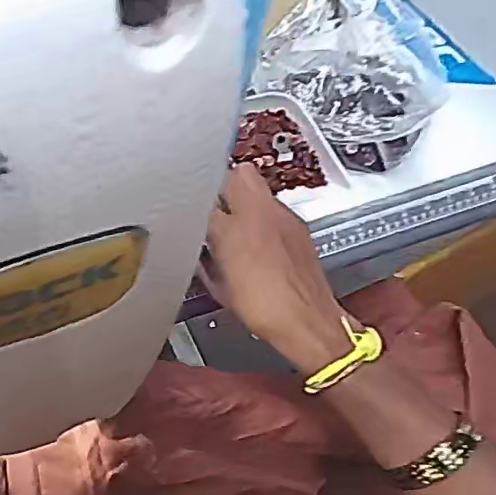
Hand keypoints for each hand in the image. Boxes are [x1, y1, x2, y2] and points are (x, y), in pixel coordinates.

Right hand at [202, 164, 350, 370]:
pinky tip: (257, 240)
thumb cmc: (264, 310)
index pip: (203, 200)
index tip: (189, 214)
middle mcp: (259, 214)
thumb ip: (205, 260)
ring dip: (242, 198)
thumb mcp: (219, 287)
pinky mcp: (298, 225)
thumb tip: (199, 249)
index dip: (194, 206)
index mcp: (231, 230)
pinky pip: (274, 207)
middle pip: (236, 174)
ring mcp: (282, 216)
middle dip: (222, 186)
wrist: (305, 320)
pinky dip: (262, 216)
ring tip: (235, 224)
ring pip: (258, 185)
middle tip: (213, 208)